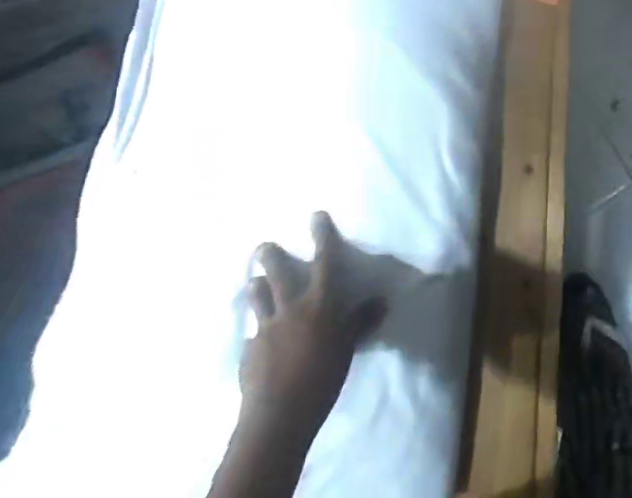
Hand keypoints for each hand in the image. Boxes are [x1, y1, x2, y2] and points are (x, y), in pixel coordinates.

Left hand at [238, 212, 387, 437]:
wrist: (279, 415)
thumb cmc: (321, 378)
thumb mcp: (347, 349)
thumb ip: (361, 322)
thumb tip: (382, 301)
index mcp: (319, 304)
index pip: (324, 261)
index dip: (322, 236)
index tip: (316, 216)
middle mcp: (290, 308)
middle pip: (277, 272)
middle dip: (270, 255)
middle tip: (264, 245)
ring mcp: (266, 328)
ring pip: (257, 297)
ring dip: (257, 286)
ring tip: (255, 281)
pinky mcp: (249, 350)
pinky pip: (252, 333)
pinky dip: (256, 331)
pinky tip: (258, 339)